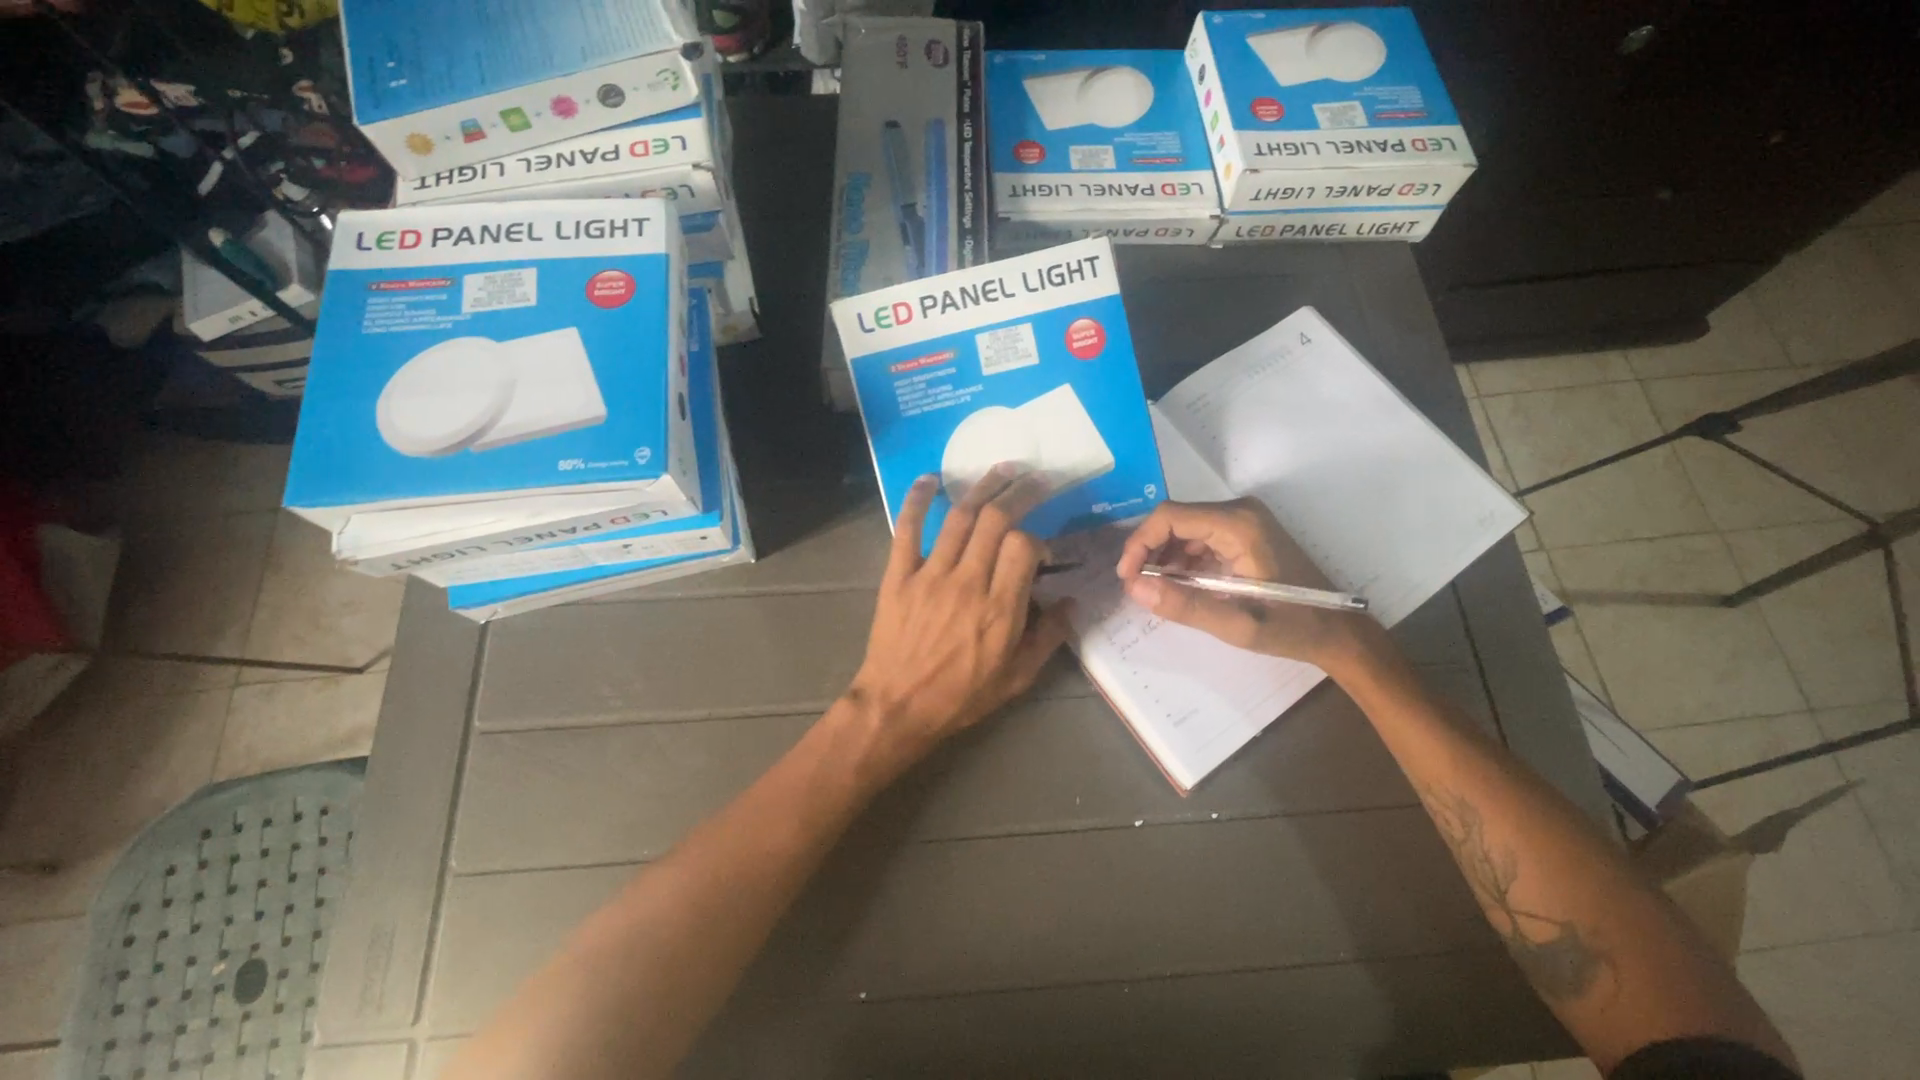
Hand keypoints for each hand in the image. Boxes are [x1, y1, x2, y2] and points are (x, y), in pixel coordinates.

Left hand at [844, 464, 1073, 772]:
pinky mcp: (898, 576)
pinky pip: (907, 529)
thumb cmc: (962, 696)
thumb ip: (1048, 638)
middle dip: (1020, 492)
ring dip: (982, 486)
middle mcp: (967, 582)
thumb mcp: (1017, 678)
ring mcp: (929, 575)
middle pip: (996, 520)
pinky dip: (918, 500)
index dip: (1038, 538)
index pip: (1023, 546)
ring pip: (959, 517)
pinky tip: (930, 478)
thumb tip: (1070, 602)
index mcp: (999, 608)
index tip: (1041, 551)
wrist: (898, 707)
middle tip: (1035, 479)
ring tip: (1002, 469)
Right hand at [1115, 499, 1380, 671]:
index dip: (1140, 543)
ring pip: (1185, 531)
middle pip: (1175, 521)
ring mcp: (1244, 522)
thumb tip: (1135, 589)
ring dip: (1165, 560)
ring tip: (1157, 594)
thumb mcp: (1236, 623)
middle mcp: (1239, 513)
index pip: (1170, 516)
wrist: (1338, 632)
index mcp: (1238, 524)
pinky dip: (1184, 563)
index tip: (1127, 578)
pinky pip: (1201, 540)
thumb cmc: (1292, 627)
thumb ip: (1184, 605)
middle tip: (1138, 589)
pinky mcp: (1245, 536)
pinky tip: (1180, 589)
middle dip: (1150, 553)